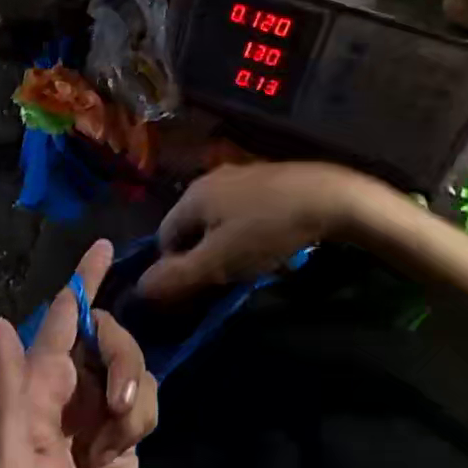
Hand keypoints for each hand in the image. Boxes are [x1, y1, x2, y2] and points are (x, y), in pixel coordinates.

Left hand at [0, 241, 159, 467]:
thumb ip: (5, 397)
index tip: (103, 247)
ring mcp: (96, 414)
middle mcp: (64, 396)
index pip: (57, 324)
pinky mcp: (125, 433)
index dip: (79, 284)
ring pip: (128, 364)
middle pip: (102, 338)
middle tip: (118, 402)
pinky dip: (142, 414)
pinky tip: (125, 451)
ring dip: (132, 395)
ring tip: (118, 441)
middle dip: (117, 356)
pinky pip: (143, 396)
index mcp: (32, 397)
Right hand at [138, 162, 391, 301]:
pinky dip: (247, 233)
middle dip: (201, 257)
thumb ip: (177, 277)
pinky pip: (242, 212)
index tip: (197, 291)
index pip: (164, 237)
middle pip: (191, 227)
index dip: (173, 269)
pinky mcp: (267, 180)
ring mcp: (241, 176)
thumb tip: (139, 289)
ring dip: (226, 247)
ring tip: (249, 267)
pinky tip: (269, 246)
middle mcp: (211, 179)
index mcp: (192, 195)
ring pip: (218, 221)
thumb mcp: (219, 261)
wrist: (328, 198)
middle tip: (224, 281)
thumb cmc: (267, 230)